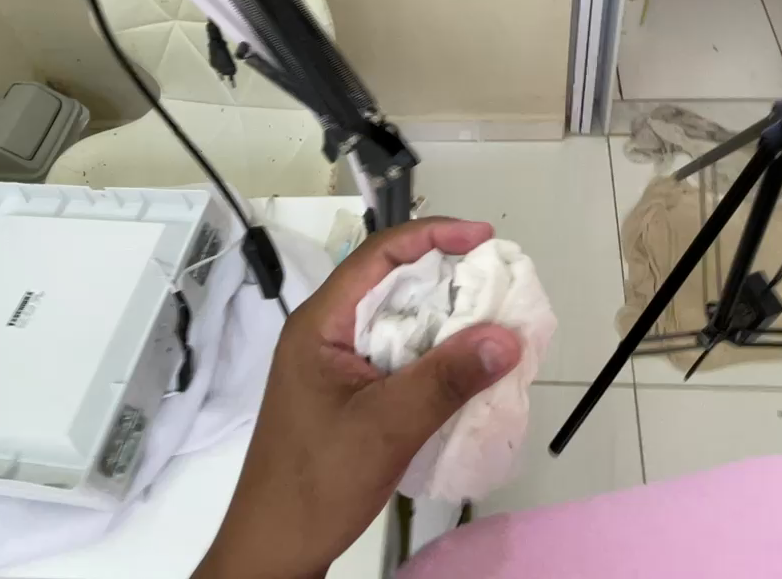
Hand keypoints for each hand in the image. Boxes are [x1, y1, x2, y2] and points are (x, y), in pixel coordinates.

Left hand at [194, 219, 523, 578]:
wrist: (273, 553)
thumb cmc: (318, 484)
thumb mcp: (385, 428)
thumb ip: (445, 380)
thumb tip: (507, 336)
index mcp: (322, 321)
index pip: (378, 254)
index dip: (432, 235)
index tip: (482, 238)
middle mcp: (328, 329)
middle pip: (390, 280)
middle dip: (444, 272)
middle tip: (495, 278)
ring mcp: (336, 360)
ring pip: (396, 316)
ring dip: (441, 312)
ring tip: (489, 315)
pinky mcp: (349, 387)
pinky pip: (397, 349)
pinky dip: (433, 347)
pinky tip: (462, 362)